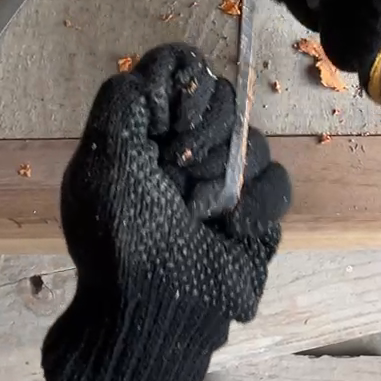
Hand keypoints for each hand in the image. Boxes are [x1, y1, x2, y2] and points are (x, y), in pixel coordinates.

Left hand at [42, 44, 289, 380]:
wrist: (157, 314)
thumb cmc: (123, 238)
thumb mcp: (103, 163)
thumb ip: (124, 101)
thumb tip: (167, 65)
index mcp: (150, 132)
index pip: (183, 73)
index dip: (187, 88)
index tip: (175, 119)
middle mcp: (189, 147)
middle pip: (225, 99)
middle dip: (205, 138)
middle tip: (180, 174)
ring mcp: (226, 178)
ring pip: (254, 139)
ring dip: (225, 177)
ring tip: (201, 213)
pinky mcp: (258, 209)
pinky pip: (277, 182)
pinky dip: (256, 204)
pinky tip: (232, 229)